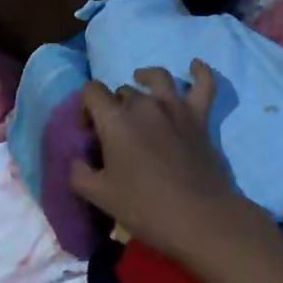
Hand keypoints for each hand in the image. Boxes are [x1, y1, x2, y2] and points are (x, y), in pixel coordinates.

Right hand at [69, 60, 259, 263]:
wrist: (198, 216)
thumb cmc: (144, 206)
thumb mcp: (99, 195)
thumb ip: (79, 173)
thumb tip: (78, 161)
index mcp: (115, 119)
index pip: (92, 92)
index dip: (85, 107)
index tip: (88, 131)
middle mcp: (144, 104)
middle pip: (123, 91)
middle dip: (114, 106)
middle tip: (115, 133)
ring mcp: (175, 107)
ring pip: (157, 78)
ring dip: (145, 78)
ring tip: (140, 82)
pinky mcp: (200, 117)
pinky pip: (204, 85)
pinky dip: (200, 71)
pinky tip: (194, 65)